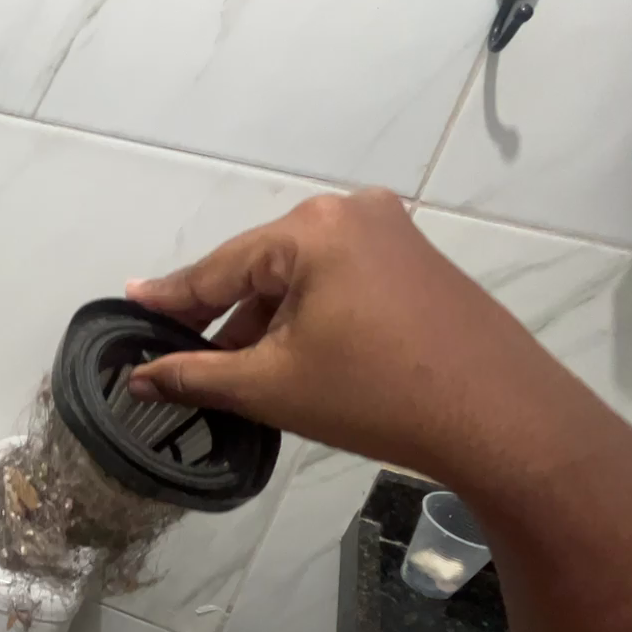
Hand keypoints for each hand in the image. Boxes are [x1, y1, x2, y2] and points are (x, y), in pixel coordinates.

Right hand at [126, 189, 631, 497]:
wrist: (502, 420)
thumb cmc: (373, 396)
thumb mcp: (268, 386)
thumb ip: (192, 375)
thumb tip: (136, 378)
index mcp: (309, 230)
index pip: (216, 269)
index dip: (168, 297)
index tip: (129, 302)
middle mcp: (349, 211)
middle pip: (256, 268)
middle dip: (218, 315)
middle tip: (178, 352)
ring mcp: (389, 231)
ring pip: (294, 276)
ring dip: (260, 320)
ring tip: (233, 369)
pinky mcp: (412, 259)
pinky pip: (333, 280)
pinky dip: (301, 314)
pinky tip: (289, 354)